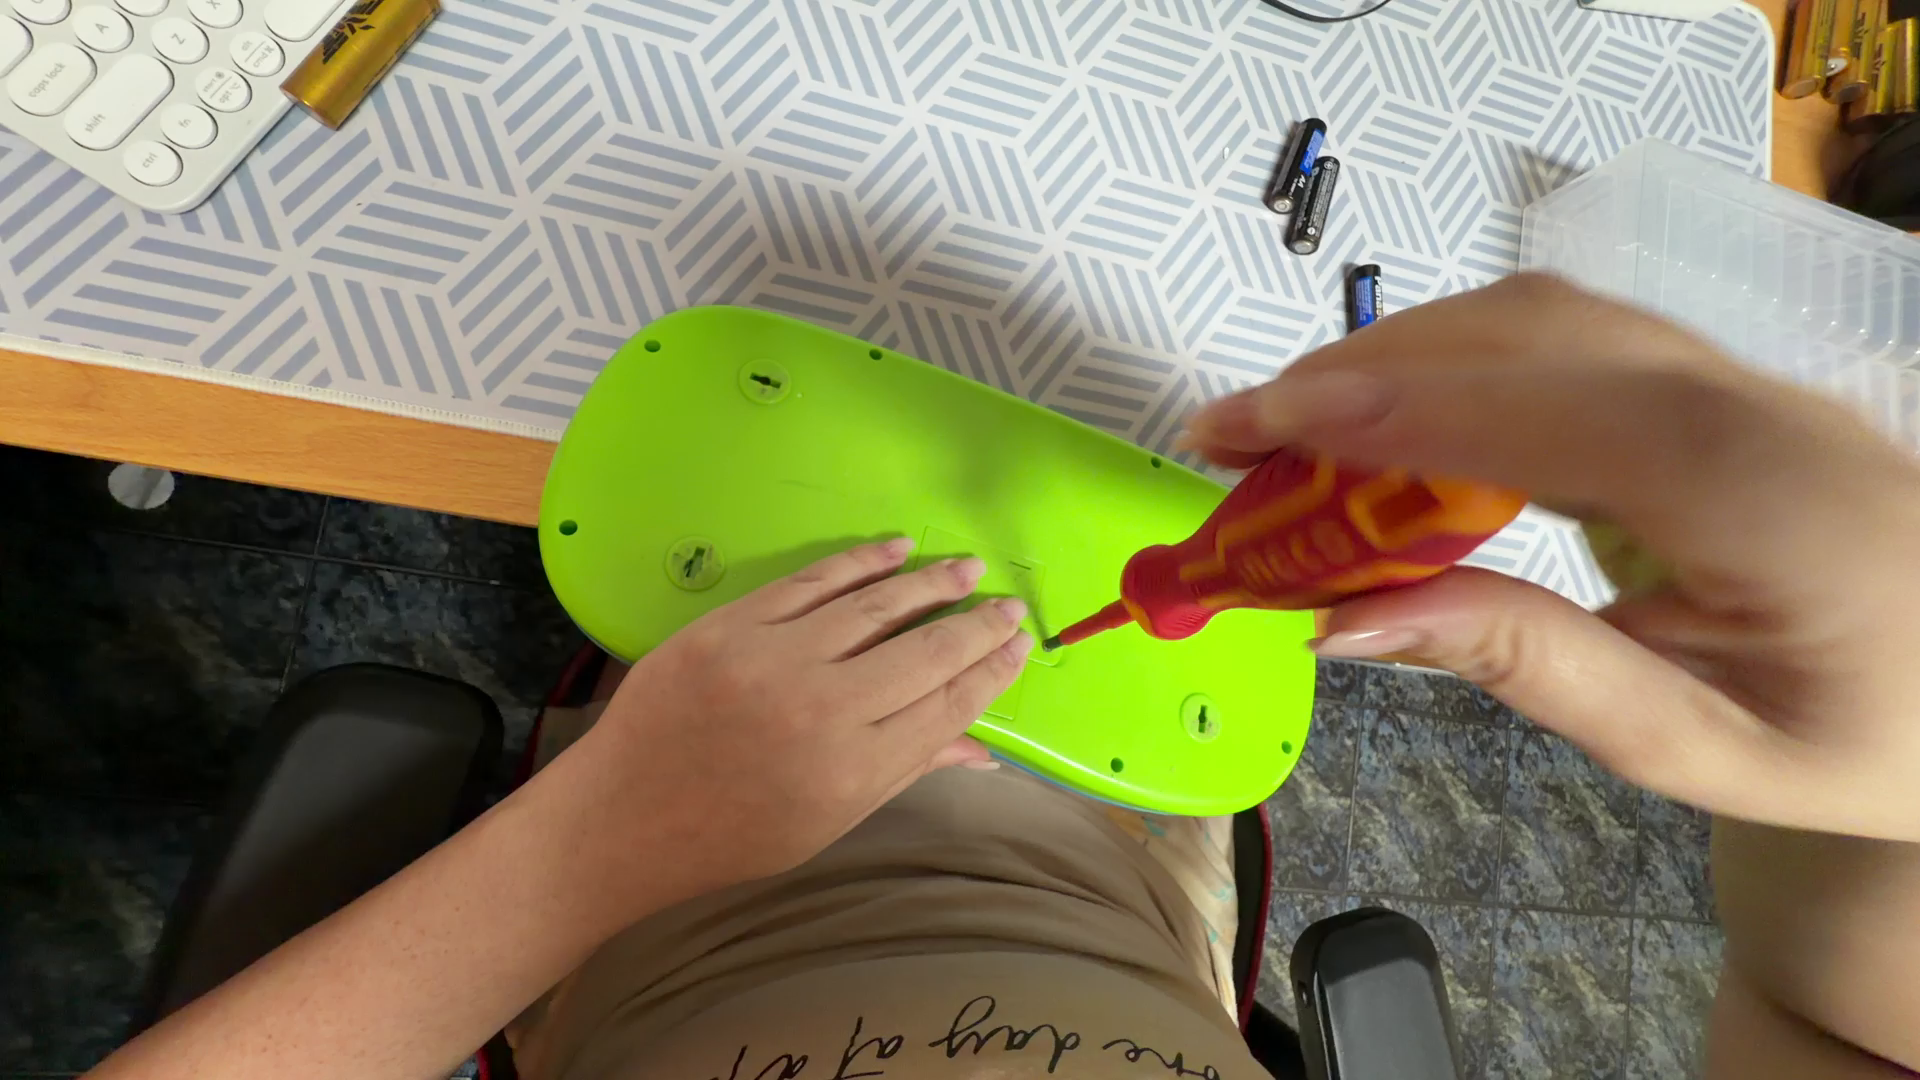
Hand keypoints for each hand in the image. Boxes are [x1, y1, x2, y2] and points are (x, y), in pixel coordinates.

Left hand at [571, 539, 1030, 892]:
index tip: (1019, 645)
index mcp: (855, 770)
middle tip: (1010, 603)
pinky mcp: (734, 625)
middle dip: (978, 624)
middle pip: (927, 653)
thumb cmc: (734, 834)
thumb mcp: (829, 822)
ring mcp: (776, 660)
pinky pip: (813, 581)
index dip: (992, 671)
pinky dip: (862, 560)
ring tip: (968, 566)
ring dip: (932, 582)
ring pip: (878, 606)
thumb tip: (984, 750)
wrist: (624, 817)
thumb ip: (908, 772)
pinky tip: (899, 547)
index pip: (949, 705)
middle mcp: (826, 711)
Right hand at [1181, 274, 1919, 841]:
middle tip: (1228, 433)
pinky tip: (1354, 415)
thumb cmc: (1856, 732)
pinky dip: (1414, 365)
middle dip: (1354, 374)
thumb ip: (1520, 665)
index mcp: (1797, 511)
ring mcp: (1721, 370)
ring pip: (1520, 317)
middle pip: (1534, 335)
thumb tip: (1335, 622)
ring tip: (1269, 428)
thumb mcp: (1688, 743)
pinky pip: (1527, 337)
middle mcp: (1764, 404)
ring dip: (1372, 361)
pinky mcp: (1676, 371)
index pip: (1594, 423)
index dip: (1421, 410)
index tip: (1277, 425)